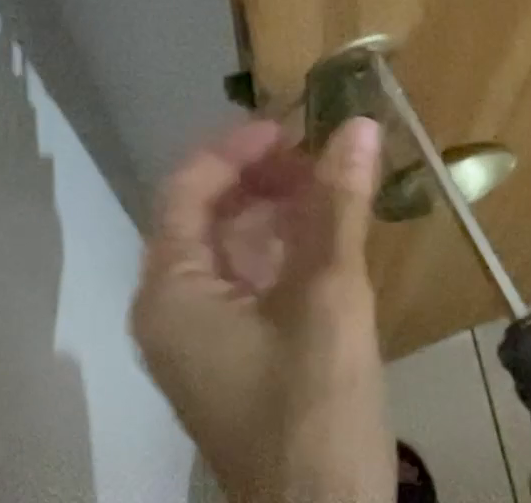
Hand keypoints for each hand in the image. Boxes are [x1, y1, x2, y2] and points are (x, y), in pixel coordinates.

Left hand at [131, 118, 394, 502]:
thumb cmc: (313, 408)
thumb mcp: (328, 296)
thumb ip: (338, 205)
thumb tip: (359, 123)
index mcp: (171, 290)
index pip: (189, 187)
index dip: (238, 148)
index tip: (293, 127)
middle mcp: (172, 308)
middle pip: (206, 214)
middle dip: (262, 179)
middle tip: (320, 156)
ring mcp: (200, 338)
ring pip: (230, 248)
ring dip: (277, 212)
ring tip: (331, 187)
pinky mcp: (232, 359)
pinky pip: (247, 283)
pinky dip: (283, 252)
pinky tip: (327, 237)